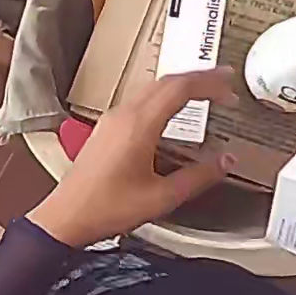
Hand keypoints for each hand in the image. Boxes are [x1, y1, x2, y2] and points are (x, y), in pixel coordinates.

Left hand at [27, 68, 238, 247]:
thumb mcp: (161, 197)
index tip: (229, 81)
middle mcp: (124, 115)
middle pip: (165, 82)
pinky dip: (163, 97)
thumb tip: (226, 161)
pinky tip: (172, 111)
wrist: (66, 216)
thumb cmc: (107, 208)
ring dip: (179, 86)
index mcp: (138, 126)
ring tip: (204, 93)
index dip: (208, 81)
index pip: (179, 88)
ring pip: (151, 88)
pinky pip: (140, 100)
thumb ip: (198, 177)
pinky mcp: (106, 128)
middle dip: (198, 78)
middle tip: (223, 82)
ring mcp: (112, 119)